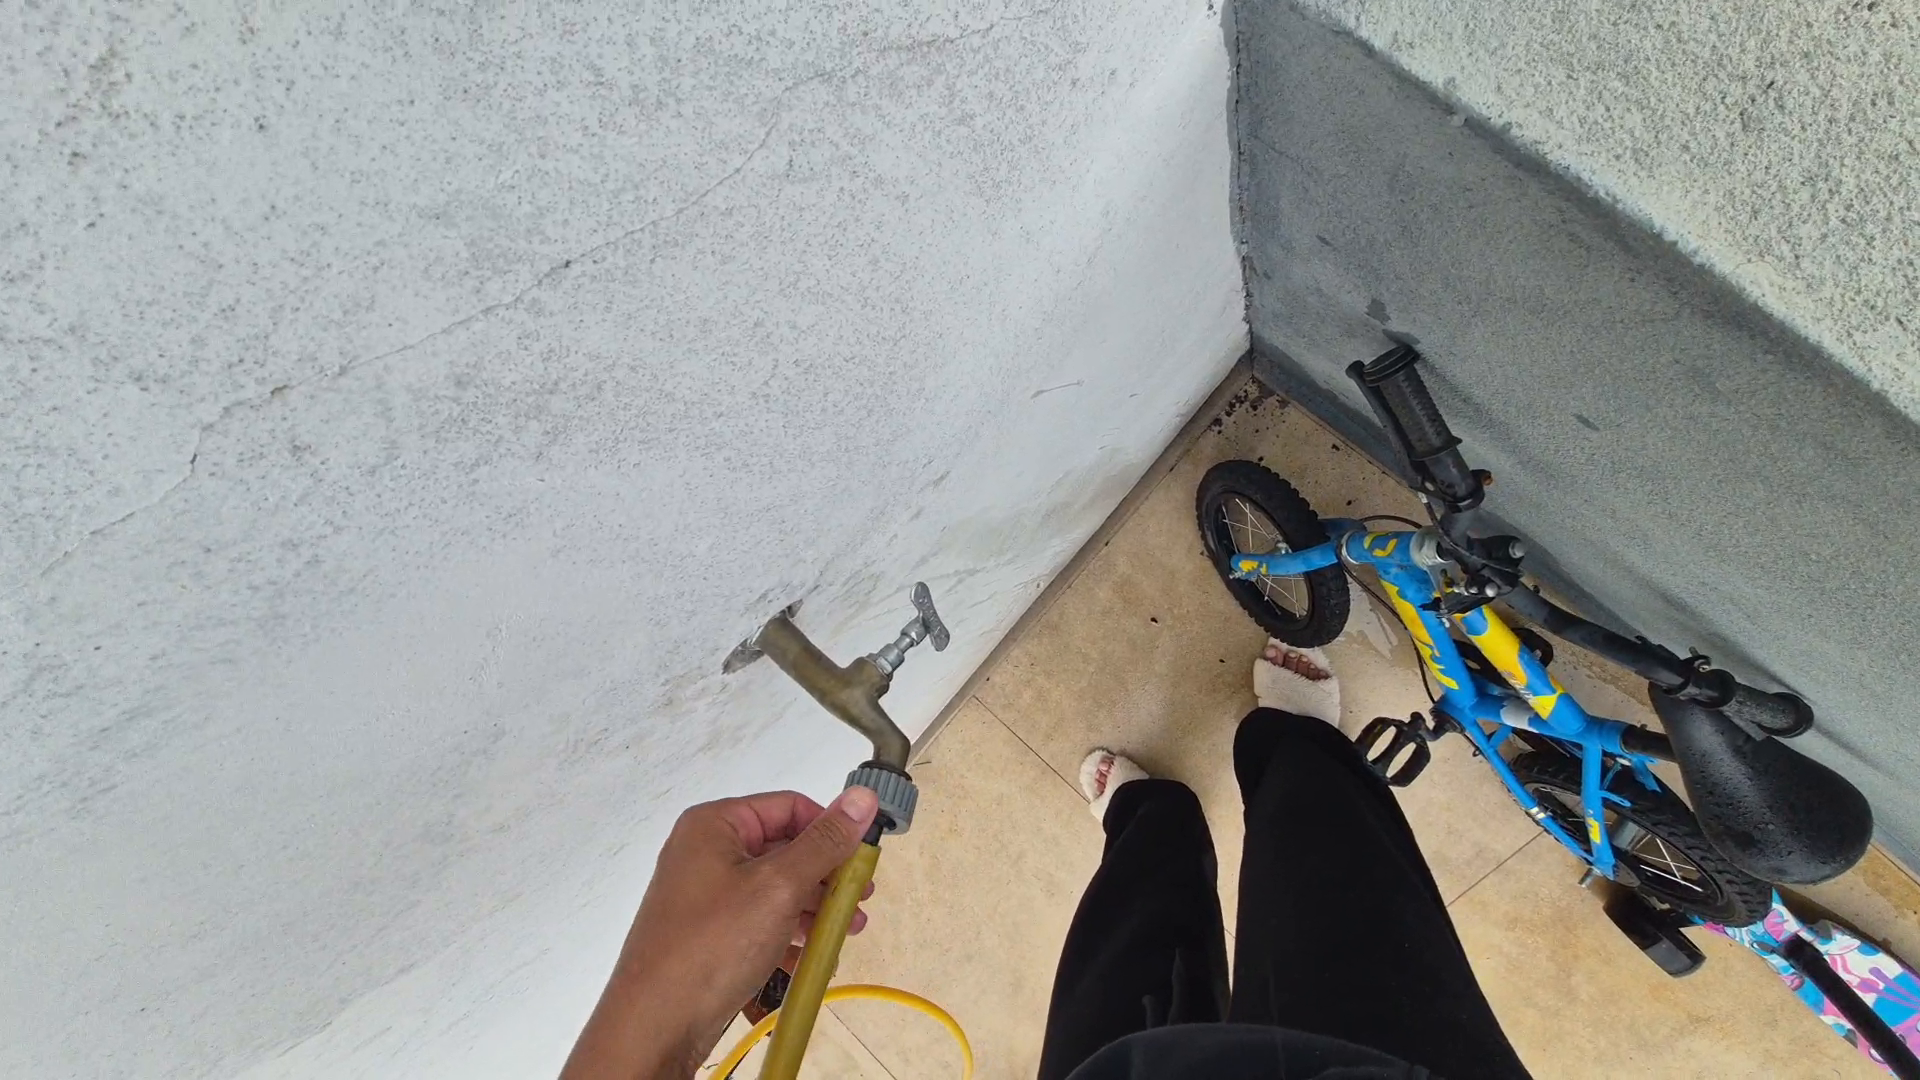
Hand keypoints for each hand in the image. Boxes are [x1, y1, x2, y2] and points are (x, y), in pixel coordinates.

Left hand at [561, 786, 880, 1079]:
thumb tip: (863, 796)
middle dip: (825, 876)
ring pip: (775, 887)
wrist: (650, 1034)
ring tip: (841, 933)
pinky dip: (787, 933)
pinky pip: (758, 918)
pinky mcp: (707, 932)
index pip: (789, 806)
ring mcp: (704, 894)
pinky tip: (807, 958)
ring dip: (812, 908)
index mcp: (715, 824)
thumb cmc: (710, 948)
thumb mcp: (779, 887)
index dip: (829, 829)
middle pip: (785, 847)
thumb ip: (825, 842)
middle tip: (859, 899)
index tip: (861, 857)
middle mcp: (707, 851)